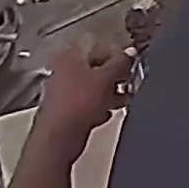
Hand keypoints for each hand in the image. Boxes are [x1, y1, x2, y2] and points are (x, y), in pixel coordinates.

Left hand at [31, 39, 133, 156]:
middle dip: (115, 76)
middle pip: (97, 67)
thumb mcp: (108, 77)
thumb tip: (131, 52)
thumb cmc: (81, 102)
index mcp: (69, 56)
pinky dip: (98, 105)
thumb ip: (122, 62)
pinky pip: (86, 102)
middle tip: (129, 83)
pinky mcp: (63, 110)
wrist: (58, 140)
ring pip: (93, 86)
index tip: (131, 67)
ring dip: (110, 92)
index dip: (119, 56)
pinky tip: (106, 113)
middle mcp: (62, 70)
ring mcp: (60, 91)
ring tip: (122, 101)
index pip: (101, 47)